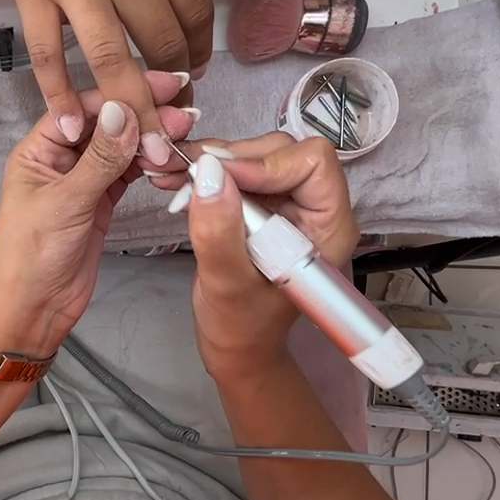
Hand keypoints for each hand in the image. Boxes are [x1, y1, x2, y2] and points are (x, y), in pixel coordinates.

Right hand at [0, 0, 212, 179]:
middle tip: (172, 115)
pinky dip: (59, 95)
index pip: (193, 11)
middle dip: (171, 88)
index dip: (199, 50)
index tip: (195, 71)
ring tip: (142, 142)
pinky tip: (72, 126)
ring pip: (110, 61)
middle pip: (160, 43)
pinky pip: (47, 55)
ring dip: (130, 108)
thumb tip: (175, 5)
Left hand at [0, 69, 195, 356]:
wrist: (34, 309)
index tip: (159, 88)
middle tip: (184, 111)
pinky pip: (129, 173)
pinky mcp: (101, 202)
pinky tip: (172, 157)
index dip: (120, 95)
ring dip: (152, 140)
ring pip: (122, 148)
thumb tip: (125, 112)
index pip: (82, 109)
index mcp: (38, 150)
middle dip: (143, 115)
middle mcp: (60, 159)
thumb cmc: (31, 257)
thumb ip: (99, 158)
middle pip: (106, 124)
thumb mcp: (66, 203)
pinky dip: (151, 165)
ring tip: (186, 132)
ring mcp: (83, 180)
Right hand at [181, 133, 357, 384]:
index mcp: (328, 227)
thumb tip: (206, 172)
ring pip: (255, 158)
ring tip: (172, 177)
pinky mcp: (261, 207)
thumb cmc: (239, 325)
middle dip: (231, 159)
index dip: (263, 164)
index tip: (217, 179)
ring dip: (212, 164)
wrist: (234, 346)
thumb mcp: (226, 282)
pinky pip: (237, 174)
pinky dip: (205, 174)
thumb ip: (219, 231)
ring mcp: (286, 206)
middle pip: (280, 153)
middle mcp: (313, 208)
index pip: (311, 163)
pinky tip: (176, 184)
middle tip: (184, 173)